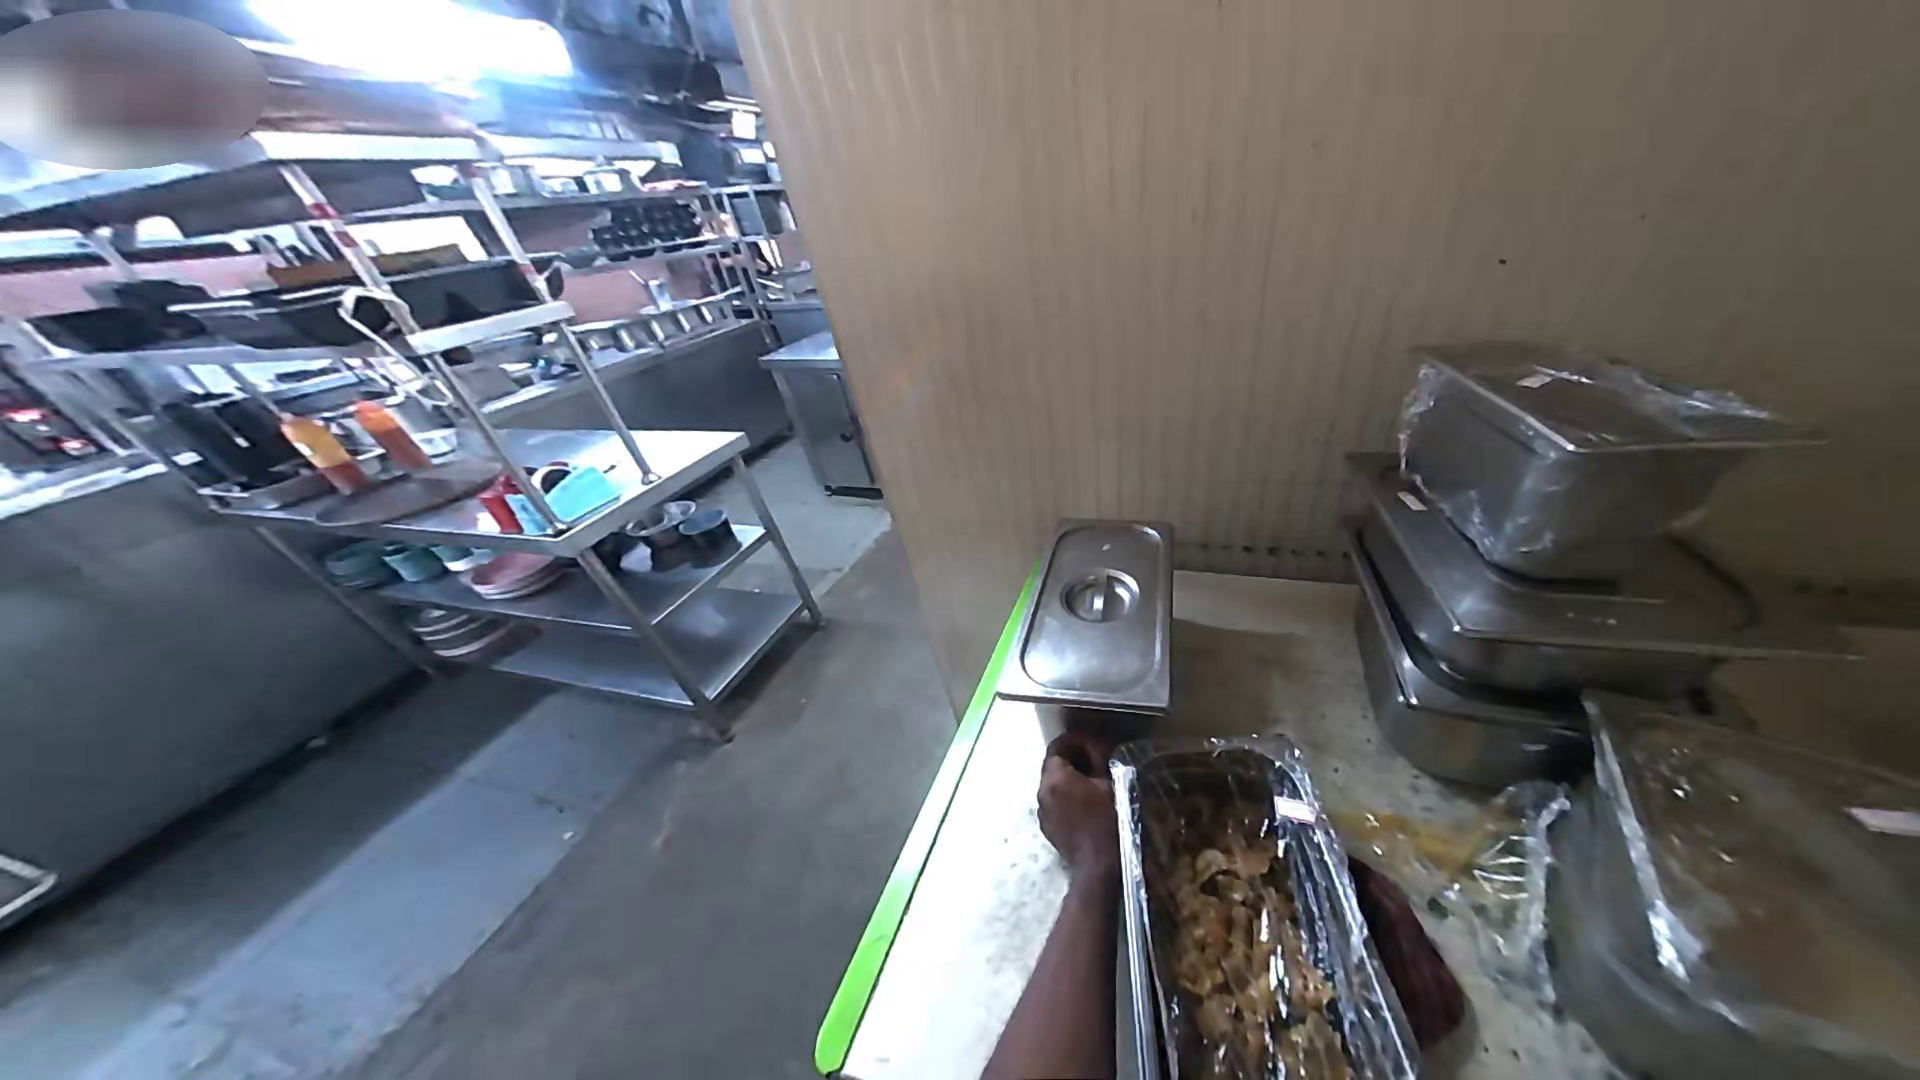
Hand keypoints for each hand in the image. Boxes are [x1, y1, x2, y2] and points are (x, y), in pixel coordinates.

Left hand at [1038, 731, 1118, 877]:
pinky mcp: (1047, 827)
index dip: (1076, 741)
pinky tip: (1085, 803)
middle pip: (1053, 764)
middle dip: (1073, 759)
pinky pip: (1054, 802)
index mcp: (1055, 777)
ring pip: (1053, 784)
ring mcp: (1042, 811)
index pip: (1058, 746)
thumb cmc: (1109, 822)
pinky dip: (1066, 796)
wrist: (1100, 867)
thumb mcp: (1112, 785)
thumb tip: (1098, 749)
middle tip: (1096, 761)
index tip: (1093, 744)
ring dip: (1070, 778)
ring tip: (1092, 783)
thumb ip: (1101, 761)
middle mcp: (1042, 791)